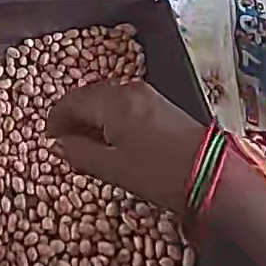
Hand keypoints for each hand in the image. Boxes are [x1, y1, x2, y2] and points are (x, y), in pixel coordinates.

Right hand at [45, 81, 207, 212]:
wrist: (215, 176)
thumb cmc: (159, 173)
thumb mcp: (113, 168)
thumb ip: (79, 153)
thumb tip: (56, 145)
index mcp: (112, 101)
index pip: (71, 102)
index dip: (55, 120)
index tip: (49, 140)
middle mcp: (128, 90)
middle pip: (88, 97)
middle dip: (73, 119)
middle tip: (65, 145)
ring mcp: (147, 95)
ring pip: (106, 101)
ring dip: (92, 120)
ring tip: (88, 146)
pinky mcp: (161, 105)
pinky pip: (124, 106)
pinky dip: (110, 120)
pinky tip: (113, 141)